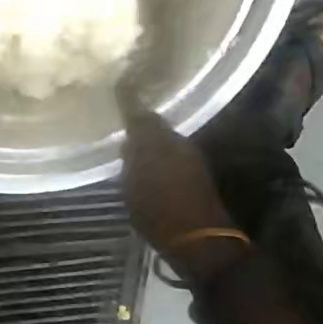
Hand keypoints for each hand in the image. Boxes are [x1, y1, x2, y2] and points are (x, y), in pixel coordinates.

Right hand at [118, 87, 244, 283]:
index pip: (138, 113)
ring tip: (135, 144)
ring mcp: (190, 155)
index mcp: (155, 141)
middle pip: (155, 124)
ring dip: (153, 139)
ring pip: (166, 138)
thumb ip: (130, 161)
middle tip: (124, 122)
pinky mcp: (198, 171)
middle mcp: (175, 141)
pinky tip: (152, 163)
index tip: (121, 83)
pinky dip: (162, 153)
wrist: (201, 240)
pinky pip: (174, 152)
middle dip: (141, 122)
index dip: (128, 98)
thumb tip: (129, 143)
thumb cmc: (158, 214)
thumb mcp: (131, 188)